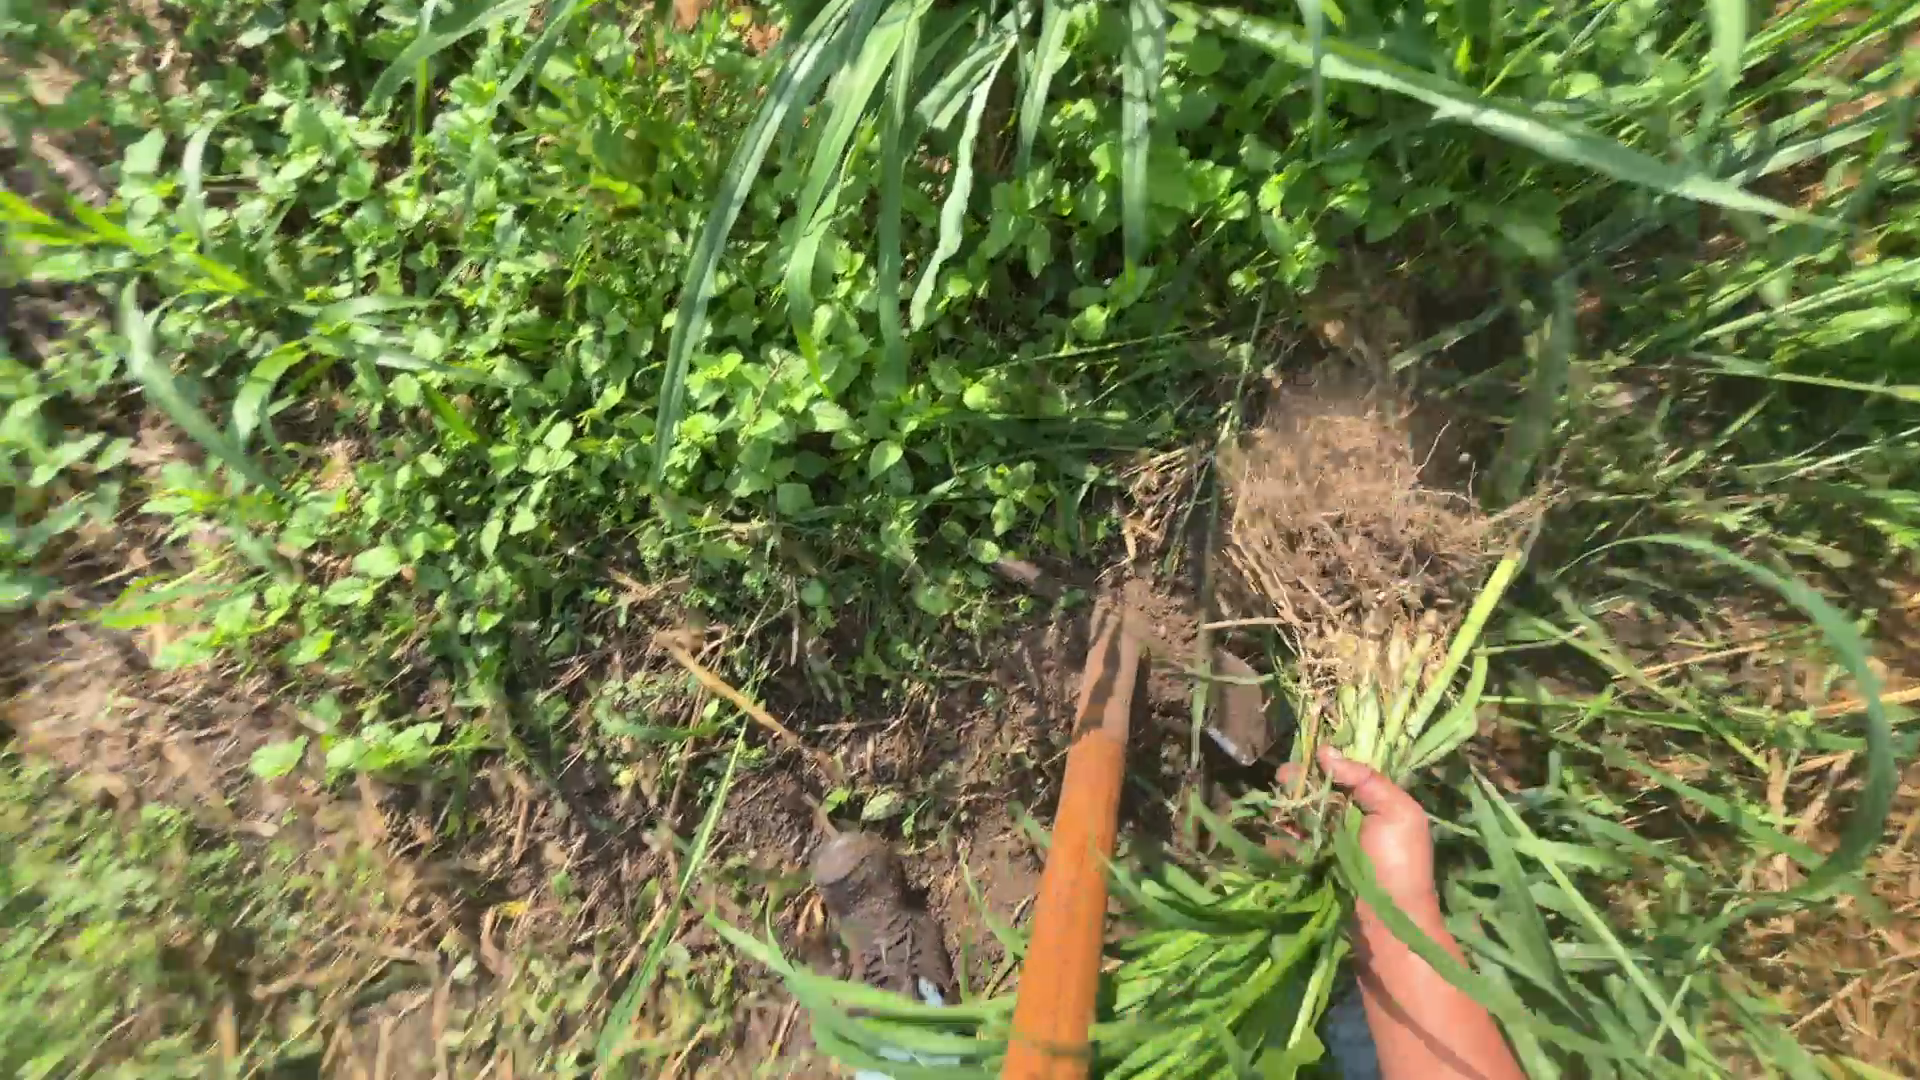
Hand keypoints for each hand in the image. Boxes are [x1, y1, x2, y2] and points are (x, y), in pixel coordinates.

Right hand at [1279, 745, 1438, 923]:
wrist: (1388, 926)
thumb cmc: (1398, 865)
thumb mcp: (1398, 814)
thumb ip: (1366, 779)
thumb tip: (1325, 751)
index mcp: (1371, 802)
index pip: (1339, 770)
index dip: (1320, 761)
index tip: (1305, 756)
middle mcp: (1348, 817)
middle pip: (1312, 788)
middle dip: (1297, 782)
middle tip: (1286, 782)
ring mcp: (1327, 840)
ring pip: (1295, 811)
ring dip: (1286, 808)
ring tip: (1283, 813)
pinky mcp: (1309, 862)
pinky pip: (1287, 840)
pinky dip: (1280, 837)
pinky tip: (1279, 838)